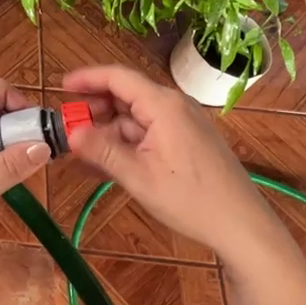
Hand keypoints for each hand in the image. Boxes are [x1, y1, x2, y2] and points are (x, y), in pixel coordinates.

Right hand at [63, 64, 285, 258]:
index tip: (60, 87)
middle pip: (126, 95)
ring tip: (85, 151)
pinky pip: (150, 130)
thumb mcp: (139, 177)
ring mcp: (184, 122)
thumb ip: (102, 151)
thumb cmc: (192, 200)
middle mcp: (175, 105)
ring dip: (110, 129)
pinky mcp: (188, 139)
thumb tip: (69, 134)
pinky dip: (128, 141)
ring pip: (136, 115)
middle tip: (70, 127)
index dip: (87, 79)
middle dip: (95, 109)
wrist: (244, 228)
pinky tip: (110, 161)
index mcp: (163, 105)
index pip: (118, 77)